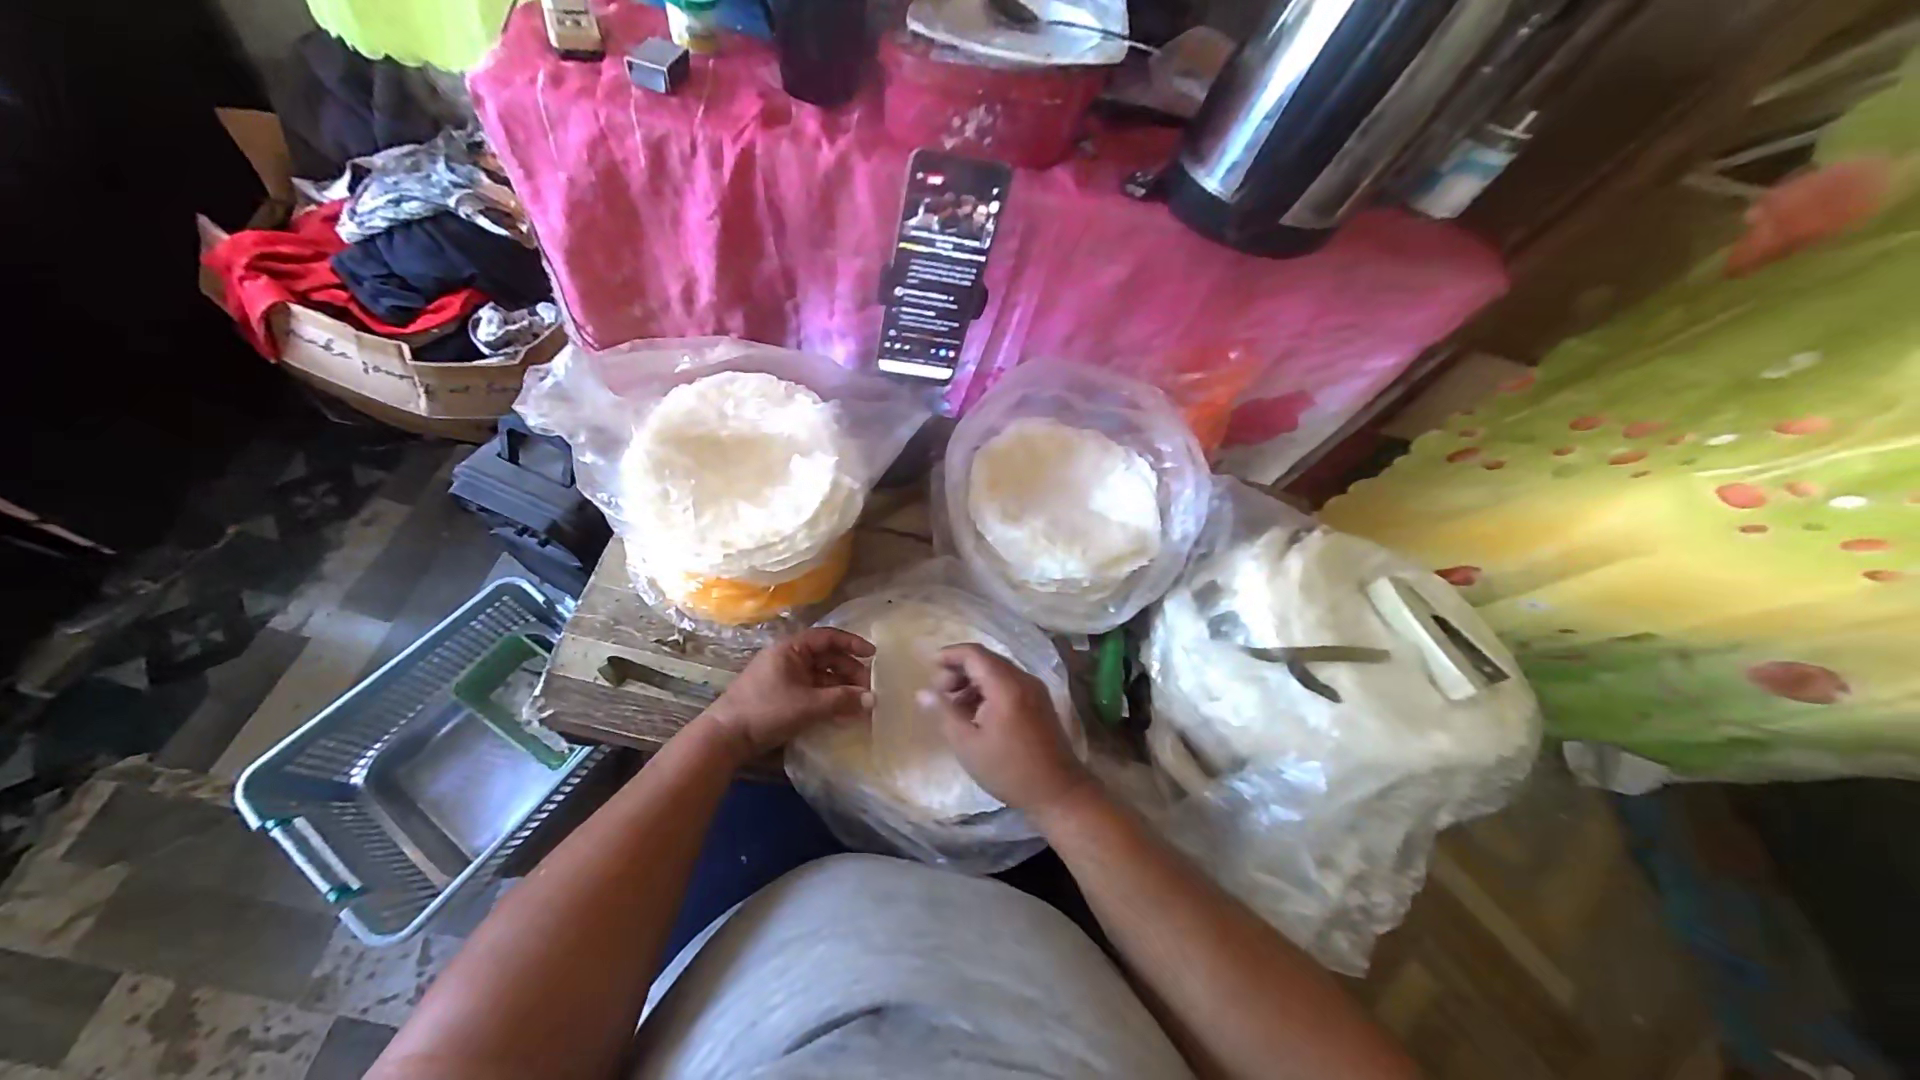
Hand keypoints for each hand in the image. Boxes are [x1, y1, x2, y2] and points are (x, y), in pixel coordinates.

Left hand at [702, 628, 874, 763]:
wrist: (726, 737)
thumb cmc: (766, 710)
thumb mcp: (808, 705)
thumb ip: (842, 700)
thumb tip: (873, 699)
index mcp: (791, 649)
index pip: (828, 637)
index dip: (852, 644)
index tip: (873, 655)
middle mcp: (789, 658)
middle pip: (827, 657)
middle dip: (850, 671)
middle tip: (868, 689)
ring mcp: (785, 677)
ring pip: (821, 675)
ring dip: (841, 687)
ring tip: (859, 703)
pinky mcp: (782, 695)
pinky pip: (813, 690)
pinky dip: (829, 697)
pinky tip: (843, 711)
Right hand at [923, 644, 1093, 816]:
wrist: (1058, 792)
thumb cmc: (1008, 770)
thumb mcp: (967, 744)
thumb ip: (944, 712)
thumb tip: (922, 692)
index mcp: (1006, 686)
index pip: (974, 654)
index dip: (949, 655)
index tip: (929, 667)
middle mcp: (1023, 679)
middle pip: (986, 660)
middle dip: (959, 670)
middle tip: (940, 692)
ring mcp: (1035, 690)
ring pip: (998, 672)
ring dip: (973, 681)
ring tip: (954, 706)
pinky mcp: (1040, 702)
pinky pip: (1009, 684)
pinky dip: (989, 690)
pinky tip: (976, 714)